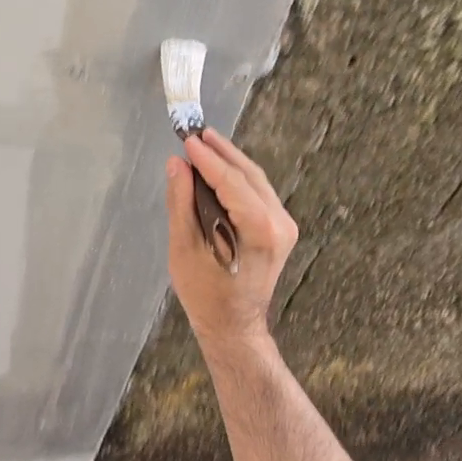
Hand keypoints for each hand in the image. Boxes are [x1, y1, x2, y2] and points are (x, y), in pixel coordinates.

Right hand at [165, 128, 298, 345]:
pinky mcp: (281, 230)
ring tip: (205, 144)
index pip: (232, 182)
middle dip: (221, 152)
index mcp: (260, 230)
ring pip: (256, 181)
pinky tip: (220, 169)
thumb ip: (182, 203)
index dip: (208, 159)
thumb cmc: (206, 295)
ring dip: (231, 161)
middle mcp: (279, 224)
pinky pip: (259, 193)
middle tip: (196, 133)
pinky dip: (238, 178)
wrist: (235, 327)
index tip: (187, 140)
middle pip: (249, 175)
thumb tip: (177, 165)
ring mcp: (284, 227)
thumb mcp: (185, 249)